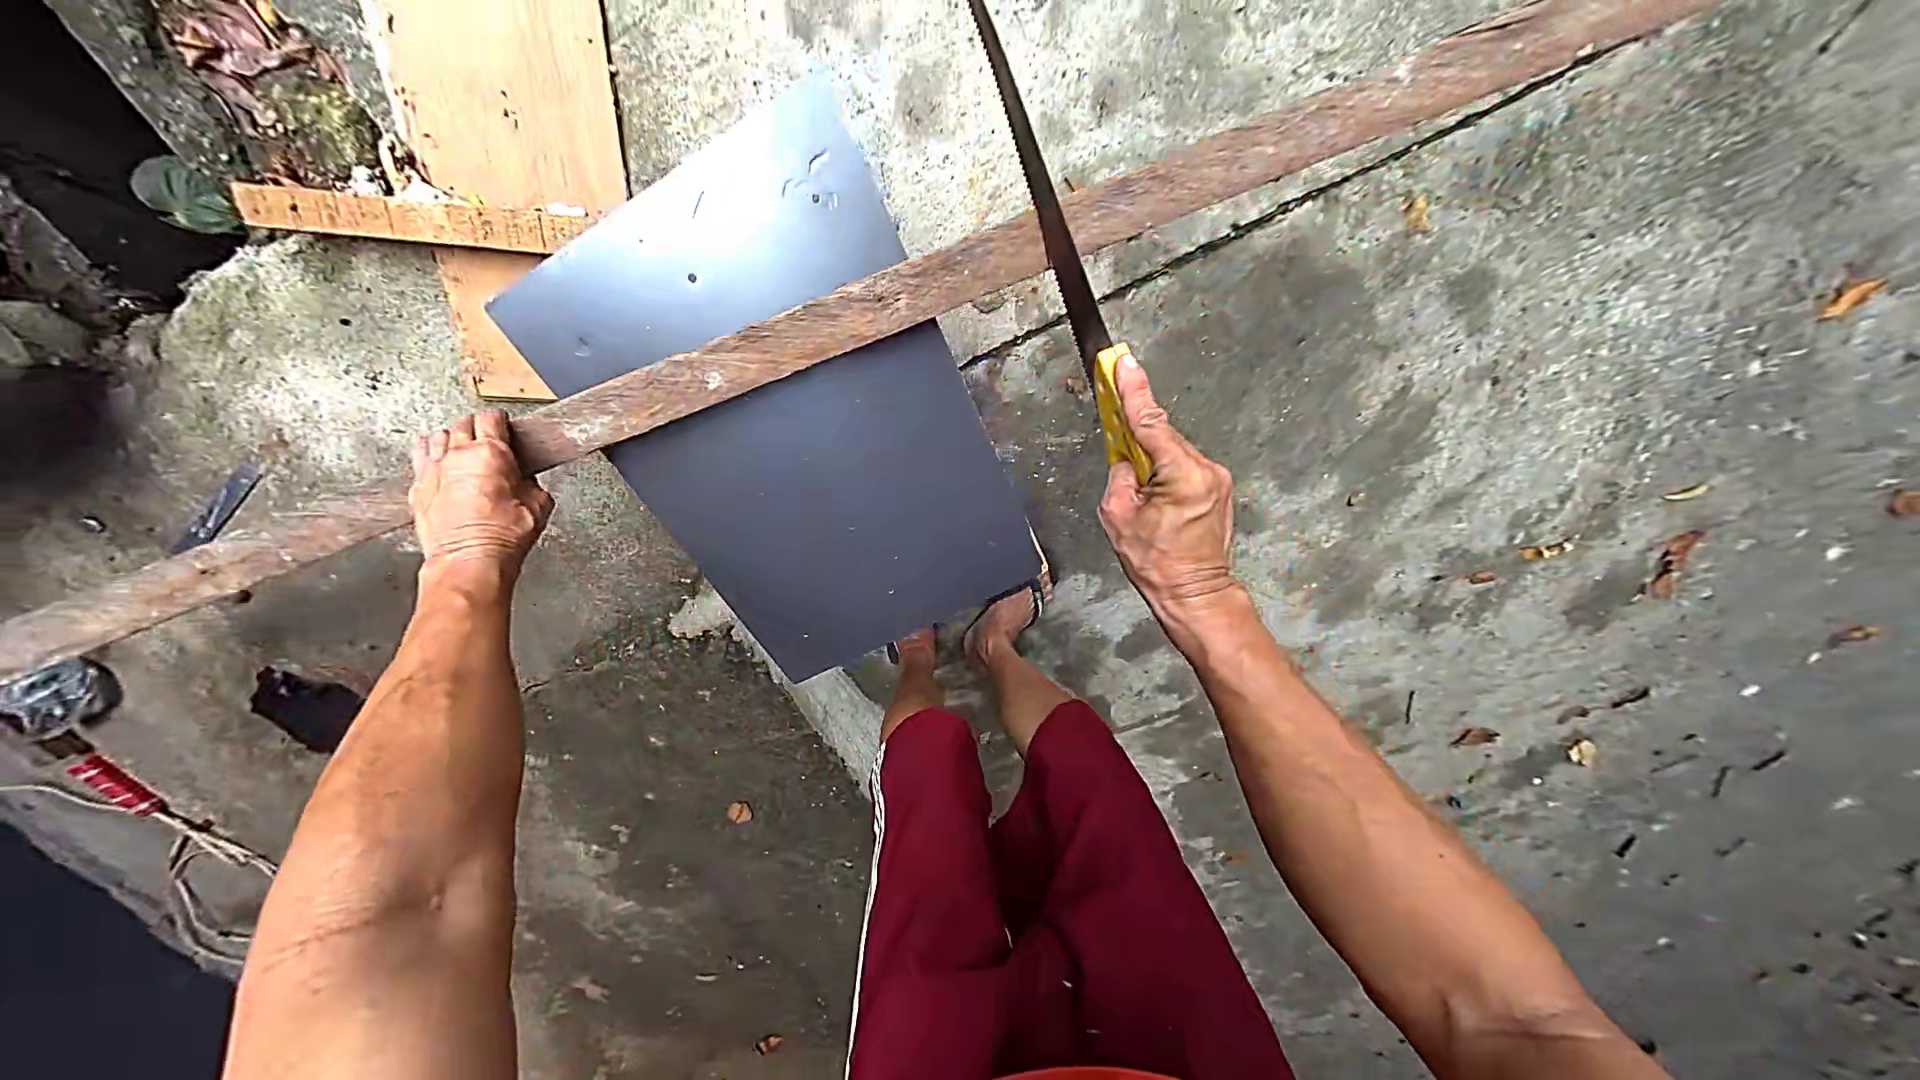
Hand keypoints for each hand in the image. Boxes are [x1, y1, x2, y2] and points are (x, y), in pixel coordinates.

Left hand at [409, 410, 552, 574]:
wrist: (470, 559)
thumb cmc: (503, 535)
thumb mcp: (539, 504)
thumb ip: (531, 483)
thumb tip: (525, 479)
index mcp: (491, 453)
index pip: (491, 419)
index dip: (501, 421)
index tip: (505, 425)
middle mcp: (458, 455)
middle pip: (463, 424)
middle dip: (477, 429)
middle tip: (488, 437)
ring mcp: (433, 469)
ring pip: (437, 437)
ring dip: (452, 440)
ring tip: (462, 449)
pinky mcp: (418, 487)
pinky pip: (420, 458)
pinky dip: (430, 455)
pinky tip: (438, 461)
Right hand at [1097, 353, 1240, 625]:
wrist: (1194, 593)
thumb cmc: (1157, 563)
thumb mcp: (1118, 517)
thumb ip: (1120, 476)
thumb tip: (1125, 458)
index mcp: (1182, 475)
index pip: (1150, 422)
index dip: (1133, 391)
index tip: (1123, 362)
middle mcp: (1206, 470)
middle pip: (1162, 436)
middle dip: (1136, 437)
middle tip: (1115, 437)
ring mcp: (1217, 479)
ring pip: (1173, 452)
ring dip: (1151, 460)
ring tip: (1140, 494)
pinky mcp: (1219, 488)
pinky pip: (1184, 466)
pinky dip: (1165, 471)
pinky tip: (1155, 495)